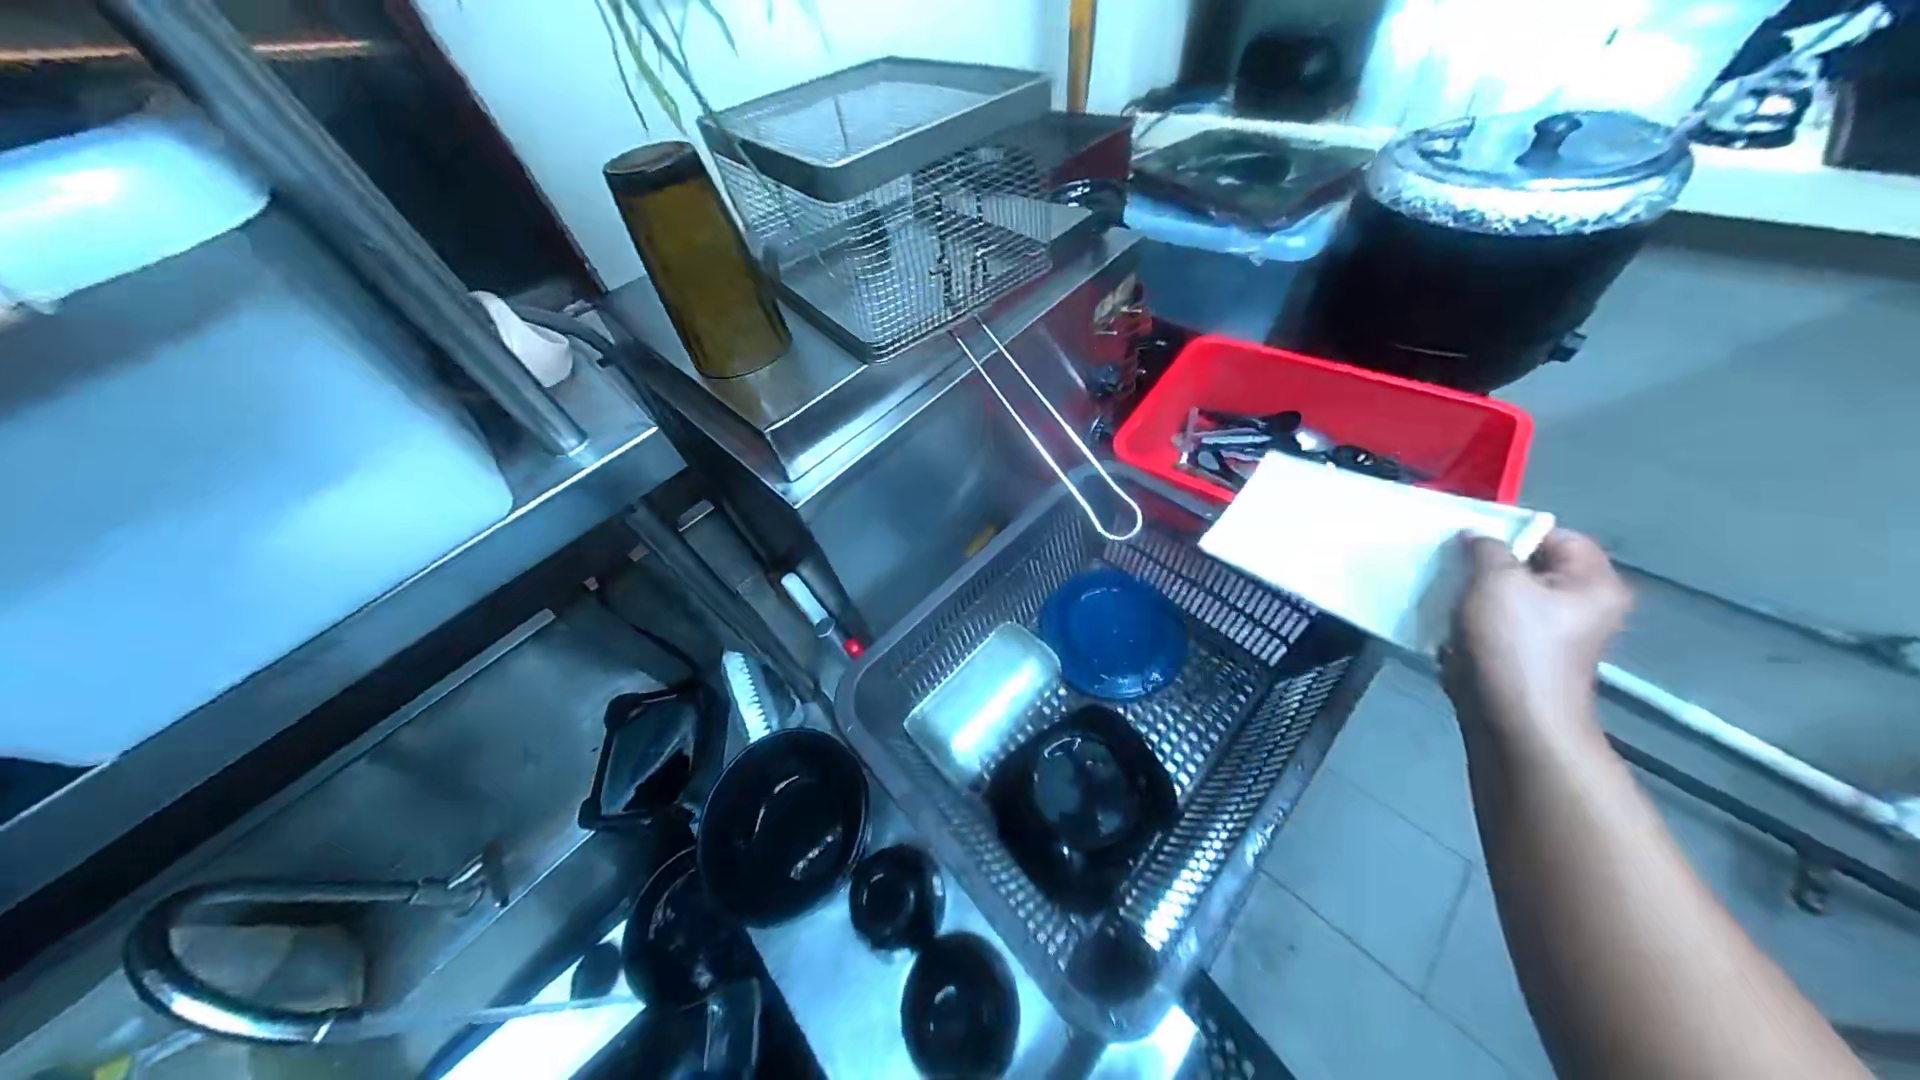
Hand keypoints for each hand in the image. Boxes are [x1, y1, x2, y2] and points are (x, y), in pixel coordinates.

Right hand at [1442, 529, 1630, 748]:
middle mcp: (1583, 605)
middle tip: (1453, 561)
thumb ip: (1487, 549)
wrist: (1510, 714)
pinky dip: (1471, 615)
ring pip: (1509, 593)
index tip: (1471, 538)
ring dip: (1475, 589)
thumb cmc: (1513, 642)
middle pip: (1532, 565)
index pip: (1557, 536)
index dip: (1514, 531)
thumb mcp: (1496, 581)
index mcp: (1593, 583)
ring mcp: (1554, 632)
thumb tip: (1476, 536)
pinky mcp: (1524, 652)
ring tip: (1446, 588)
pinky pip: (1496, 619)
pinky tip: (1448, 617)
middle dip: (1489, 561)